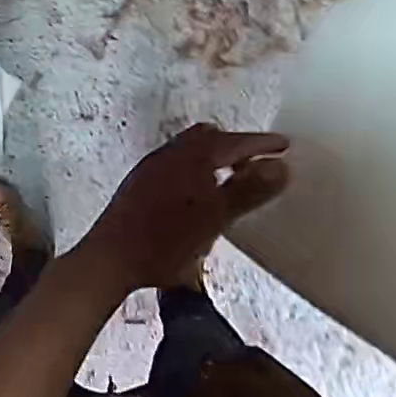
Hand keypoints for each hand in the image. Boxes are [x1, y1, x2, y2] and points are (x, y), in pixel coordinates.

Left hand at [74, 124, 291, 292]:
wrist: (112, 257)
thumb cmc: (165, 240)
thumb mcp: (215, 218)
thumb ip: (247, 190)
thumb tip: (280, 166)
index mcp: (190, 157)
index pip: (233, 142)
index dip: (261, 143)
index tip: (283, 146)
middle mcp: (168, 155)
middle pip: (207, 139)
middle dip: (235, 146)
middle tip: (257, 162)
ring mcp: (149, 169)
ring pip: (188, 151)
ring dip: (212, 158)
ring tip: (231, 179)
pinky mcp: (138, 185)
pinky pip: (174, 164)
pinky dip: (194, 169)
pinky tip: (197, 194)